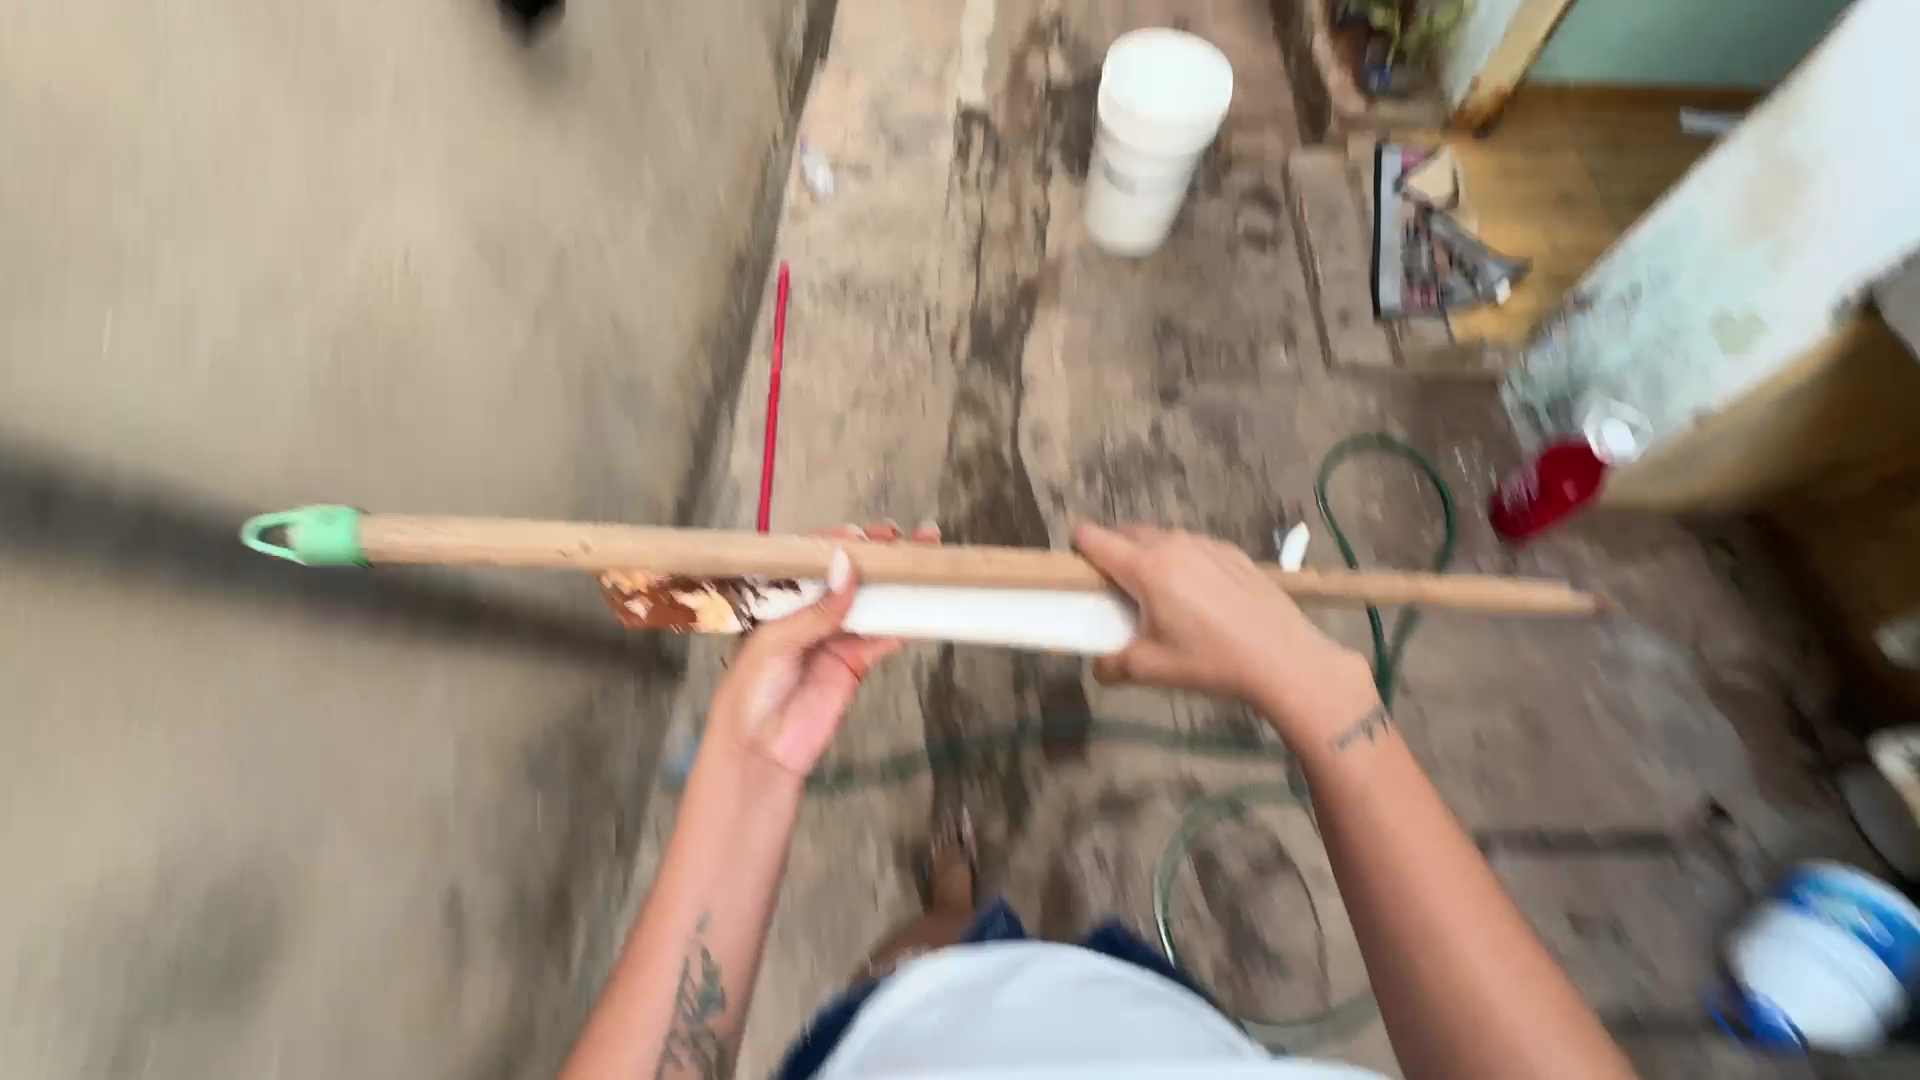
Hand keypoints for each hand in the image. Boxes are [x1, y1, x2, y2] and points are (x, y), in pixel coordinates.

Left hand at [704, 522, 938, 781]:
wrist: (761, 754)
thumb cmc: (750, 693)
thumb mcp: (775, 644)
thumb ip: (814, 610)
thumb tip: (846, 567)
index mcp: (781, 599)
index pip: (812, 561)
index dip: (838, 544)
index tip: (862, 535)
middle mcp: (811, 611)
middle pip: (849, 575)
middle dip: (877, 555)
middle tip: (905, 538)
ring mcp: (837, 635)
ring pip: (872, 600)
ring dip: (897, 582)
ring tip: (925, 560)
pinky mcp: (857, 661)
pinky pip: (885, 636)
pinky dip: (907, 622)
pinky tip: (925, 606)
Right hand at [1072, 523, 1376, 738]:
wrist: (1284, 660)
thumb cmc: (1211, 662)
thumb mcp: (1152, 669)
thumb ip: (1113, 665)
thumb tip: (1099, 667)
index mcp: (1146, 568)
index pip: (1094, 539)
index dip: (1077, 549)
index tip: (1078, 571)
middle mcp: (1172, 545)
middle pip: (1125, 532)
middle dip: (1111, 552)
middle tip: (1115, 589)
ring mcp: (1206, 545)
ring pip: (1160, 537)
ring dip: (1146, 554)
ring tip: (1157, 593)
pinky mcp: (1232, 553)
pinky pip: (1191, 546)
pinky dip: (1180, 560)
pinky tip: (1197, 595)